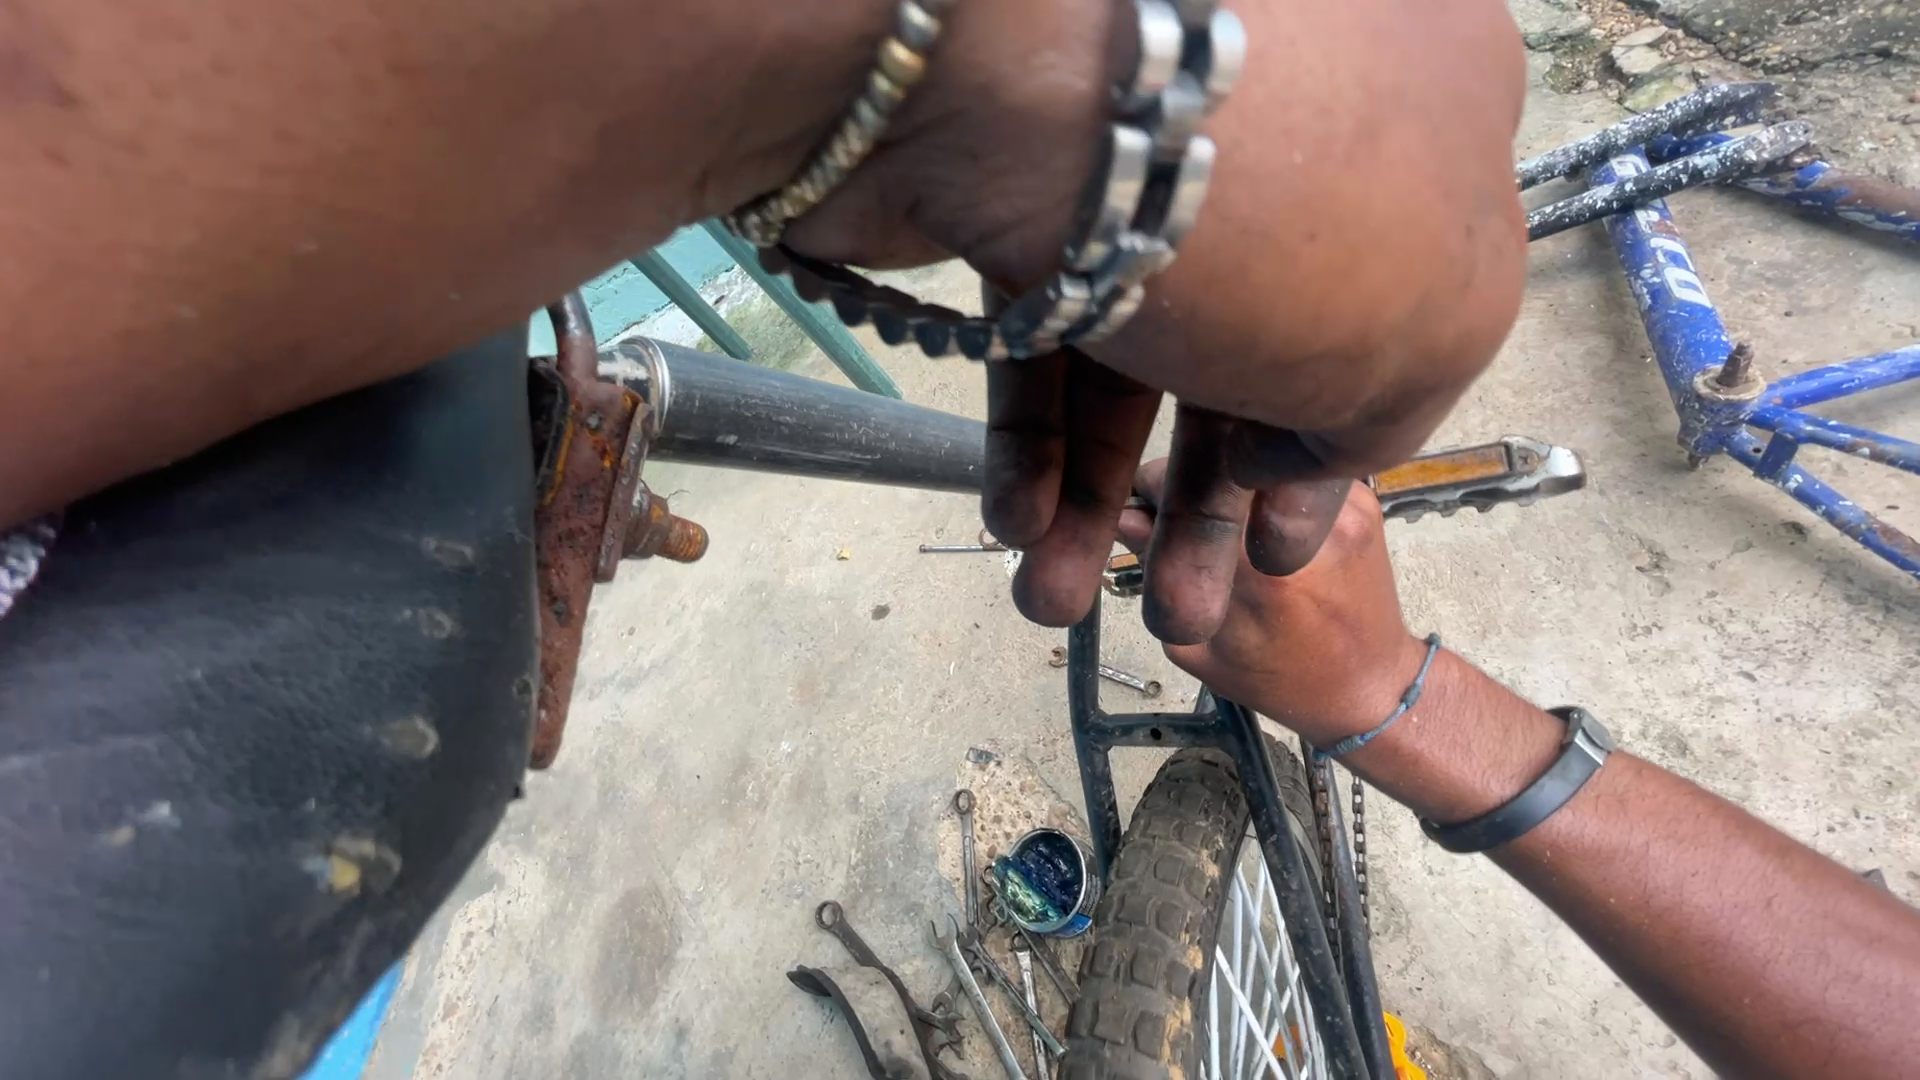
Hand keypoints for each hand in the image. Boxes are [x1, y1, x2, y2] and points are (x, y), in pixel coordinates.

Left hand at [785, 0, 1527, 641]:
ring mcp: (1131, 179)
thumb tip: (1280, 452)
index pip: (1381, 323)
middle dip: (1196, 510)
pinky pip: (1039, 345)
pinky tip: (1016, 527)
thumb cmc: (1280, 209)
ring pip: (1128, 372)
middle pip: (1241, 366)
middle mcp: (1271, 146)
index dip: (1322, 457)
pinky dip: (1029, 441)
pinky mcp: (1022, 209)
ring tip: (1053, 600)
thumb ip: (1386, 404)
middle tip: (1167, 616)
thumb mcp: (1419, 324)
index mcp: (1414, 133)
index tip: (1274, 550)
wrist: (1034, 82)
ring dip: (1094, 503)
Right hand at [1116, 459, 1428, 746]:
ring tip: (1228, 525)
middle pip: (1215, 459)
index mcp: (1253, 570)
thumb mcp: (1195, 648)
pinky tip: (1265, 523)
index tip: (1144, 513)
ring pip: (1254, 459)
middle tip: (1182, 519)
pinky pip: (1290, 474)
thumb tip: (1124, 516)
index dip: (1147, 491)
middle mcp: (1300, 527)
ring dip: (1227, 482)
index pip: (1172, 484)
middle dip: (1185, 481)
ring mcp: (1340, 505)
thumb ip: (1159, 580)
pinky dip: (1267, 490)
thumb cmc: (1278, 678)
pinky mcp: (1361, 499)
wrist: (1371, 687)